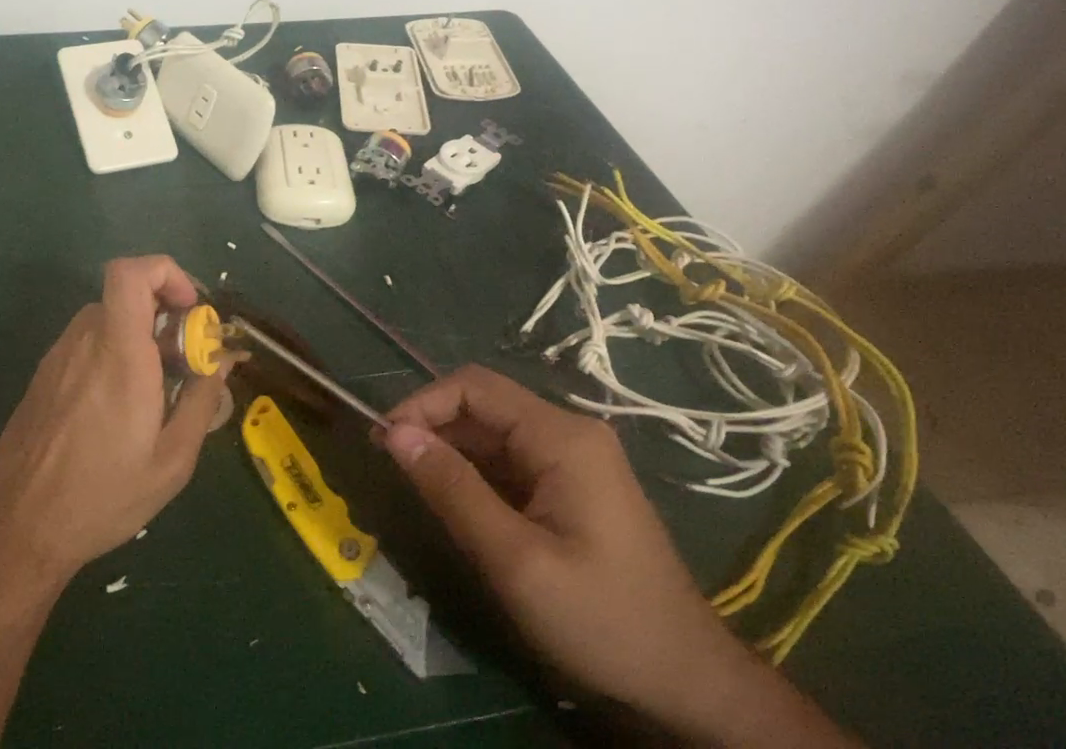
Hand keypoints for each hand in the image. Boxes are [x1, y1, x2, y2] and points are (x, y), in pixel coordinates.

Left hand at [0, 256, 224, 584]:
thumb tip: (221, 361)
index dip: (165, 272)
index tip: (190, 310)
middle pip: (125, 298)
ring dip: (138, 341)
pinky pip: (85, 347)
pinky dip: (112, 358)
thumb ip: (202, 401)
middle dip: (163, 318)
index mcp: (119, 355)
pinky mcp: (42, 378)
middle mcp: (83, 343)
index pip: (130, 272)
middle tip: (185, 366)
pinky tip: (118, 412)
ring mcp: (56, 359)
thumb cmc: (103, 497)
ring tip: (155, 396)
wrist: (18, 529)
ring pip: (105, 323)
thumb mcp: (172, 461)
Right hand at [382, 366, 843, 744]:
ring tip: (412, 487)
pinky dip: (473, 475)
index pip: (474, 387)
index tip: (381, 442)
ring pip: (493, 435)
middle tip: (388, 468)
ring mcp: (575, 461)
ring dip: (449, 453)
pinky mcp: (572, 488)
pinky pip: (510, 463)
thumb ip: (453, 490)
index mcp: (563, 438)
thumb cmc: (600, 619)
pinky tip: (453, 505)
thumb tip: (394, 433)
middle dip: (431, 427)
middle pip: (484, 406)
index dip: (421, 404)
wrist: (684, 679)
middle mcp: (570, 435)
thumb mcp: (514, 560)